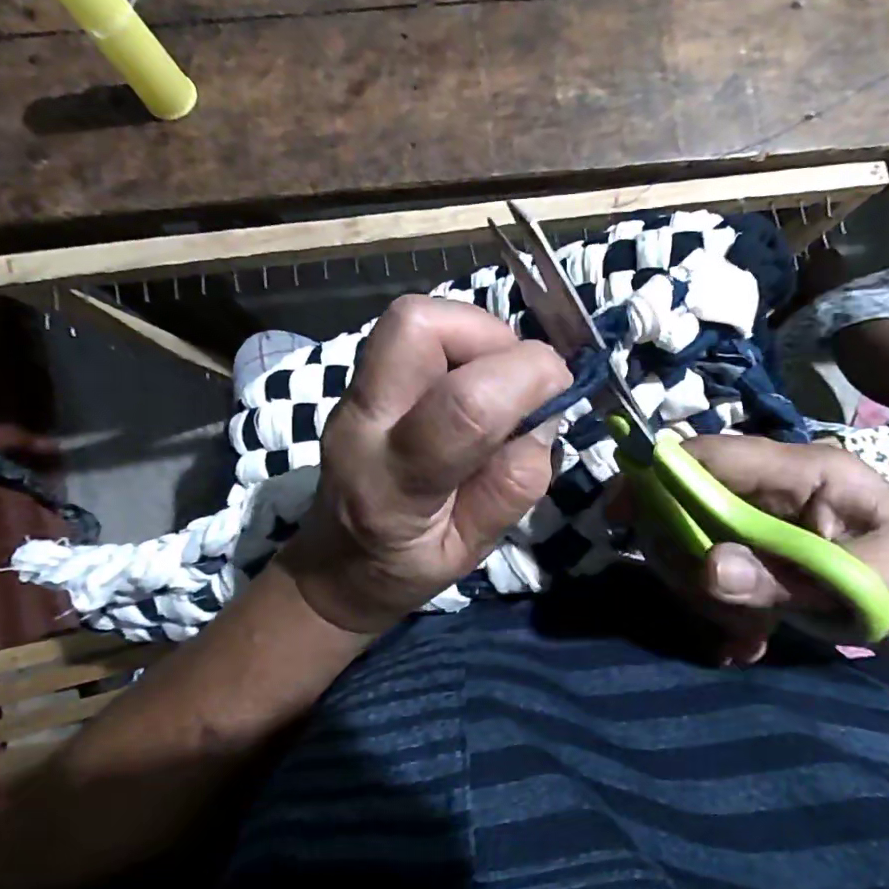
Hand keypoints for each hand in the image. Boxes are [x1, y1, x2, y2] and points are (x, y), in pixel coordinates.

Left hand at [276, 296, 570, 633]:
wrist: (331, 565)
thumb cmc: (401, 569)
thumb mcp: (467, 553)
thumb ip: (510, 488)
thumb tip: (543, 415)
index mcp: (392, 486)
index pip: (462, 408)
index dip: (526, 379)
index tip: (557, 391)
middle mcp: (361, 425)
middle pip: (415, 326)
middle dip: (488, 334)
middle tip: (516, 376)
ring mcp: (350, 398)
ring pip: (410, 319)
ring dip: (473, 334)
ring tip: (494, 382)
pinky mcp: (354, 385)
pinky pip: (408, 335)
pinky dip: (456, 343)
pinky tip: (467, 384)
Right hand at [631, 431, 888, 660]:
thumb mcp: (867, 587)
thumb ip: (784, 577)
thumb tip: (706, 569)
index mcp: (805, 471)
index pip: (709, 454)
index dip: (656, 475)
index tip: (617, 515)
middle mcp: (774, 485)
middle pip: (686, 499)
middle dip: (682, 554)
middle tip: (712, 605)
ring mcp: (764, 516)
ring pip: (691, 537)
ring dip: (700, 587)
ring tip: (743, 630)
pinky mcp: (760, 546)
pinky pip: (709, 564)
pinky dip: (715, 602)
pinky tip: (744, 636)